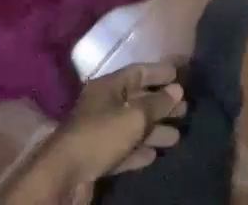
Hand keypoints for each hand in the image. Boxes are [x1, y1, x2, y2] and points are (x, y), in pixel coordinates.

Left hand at [3, 64, 185, 204]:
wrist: (63, 176)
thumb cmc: (101, 135)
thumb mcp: (135, 116)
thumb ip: (158, 103)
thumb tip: (178, 90)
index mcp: (108, 86)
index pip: (138, 71)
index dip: (159, 73)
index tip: (180, 76)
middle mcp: (103, 105)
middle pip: (137, 100)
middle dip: (161, 106)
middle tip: (184, 111)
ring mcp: (98, 132)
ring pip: (131, 127)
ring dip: (153, 132)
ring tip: (176, 137)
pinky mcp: (96, 156)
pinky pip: (122, 149)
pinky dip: (138, 151)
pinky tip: (154, 155)